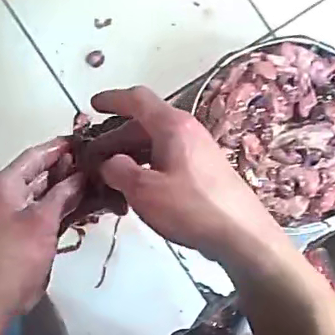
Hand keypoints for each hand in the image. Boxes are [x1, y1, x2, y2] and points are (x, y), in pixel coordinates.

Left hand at [0, 138, 84, 316]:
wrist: (1, 293)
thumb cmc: (18, 253)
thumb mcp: (43, 219)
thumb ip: (63, 193)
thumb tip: (81, 175)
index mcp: (4, 184)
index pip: (35, 156)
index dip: (60, 148)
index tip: (86, 140)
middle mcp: (9, 194)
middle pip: (42, 173)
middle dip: (69, 169)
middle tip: (99, 161)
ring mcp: (18, 213)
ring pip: (48, 193)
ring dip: (71, 189)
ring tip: (100, 180)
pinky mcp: (28, 231)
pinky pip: (49, 211)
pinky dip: (66, 208)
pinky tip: (90, 204)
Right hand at [85, 86, 291, 271]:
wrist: (241, 234)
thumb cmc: (191, 208)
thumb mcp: (144, 190)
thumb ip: (118, 171)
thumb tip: (110, 163)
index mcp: (172, 126)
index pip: (137, 100)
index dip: (112, 99)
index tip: (92, 105)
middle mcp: (187, 131)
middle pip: (144, 125)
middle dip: (115, 138)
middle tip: (93, 158)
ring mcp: (198, 151)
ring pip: (155, 145)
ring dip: (129, 157)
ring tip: (110, 180)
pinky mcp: (204, 172)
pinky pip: (168, 161)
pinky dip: (147, 169)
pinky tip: (138, 193)